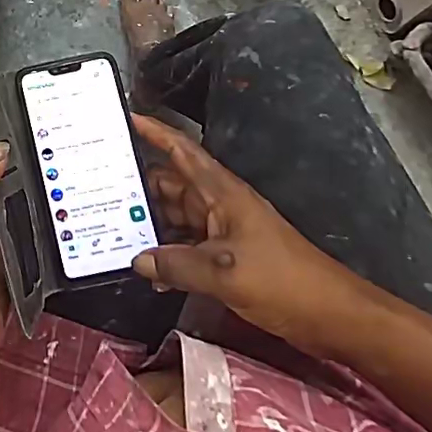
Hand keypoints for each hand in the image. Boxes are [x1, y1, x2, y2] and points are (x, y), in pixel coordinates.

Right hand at [131, 114, 380, 356]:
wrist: (330, 313)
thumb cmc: (281, 279)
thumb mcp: (224, 273)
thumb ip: (177, 265)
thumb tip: (138, 260)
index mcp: (221, 192)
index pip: (181, 151)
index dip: (155, 132)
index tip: (127, 118)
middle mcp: (219, 204)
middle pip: (172, 184)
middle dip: (140, 185)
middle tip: (101, 188)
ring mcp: (223, 230)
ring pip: (177, 216)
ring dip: (151, 223)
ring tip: (113, 228)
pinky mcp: (227, 257)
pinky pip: (187, 245)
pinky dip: (168, 253)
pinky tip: (148, 269)